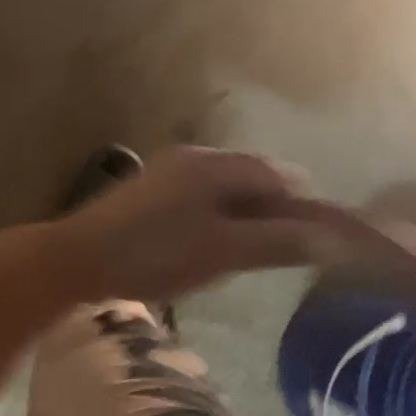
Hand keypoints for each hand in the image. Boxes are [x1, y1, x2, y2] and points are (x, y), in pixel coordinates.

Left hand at [49, 146, 323, 300]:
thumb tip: (335, 238)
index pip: (276, 173)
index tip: (323, 239)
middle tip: (292, 250)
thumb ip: (278, 241)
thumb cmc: (156, 253)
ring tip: (257, 253)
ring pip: (223, 188)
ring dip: (245, 214)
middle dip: (275, 208)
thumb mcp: (225, 251)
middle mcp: (190, 157)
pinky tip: (215, 246)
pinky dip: (218, 217)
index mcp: (212, 164)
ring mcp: (165, 172)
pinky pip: (199, 197)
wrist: (80, 257)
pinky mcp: (148, 192)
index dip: (304, 204)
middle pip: (249, 176)